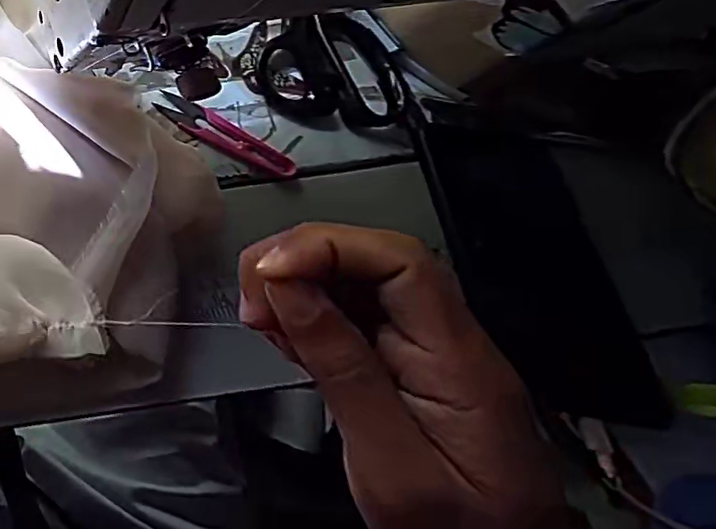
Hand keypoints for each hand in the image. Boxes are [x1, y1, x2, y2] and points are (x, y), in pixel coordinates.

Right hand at [237, 223, 564, 528]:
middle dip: (296, 261)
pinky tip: (282, 332)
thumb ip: (342, 371)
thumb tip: (286, 287)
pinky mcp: (397, 354)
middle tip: (254, 298)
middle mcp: (447, 341)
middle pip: (367, 256)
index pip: (398, 260)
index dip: (325, 246)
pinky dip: (299, 307)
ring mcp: (422, 345)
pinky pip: (342, 303)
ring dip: (291, 283)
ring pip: (348, 274)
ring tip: (262, 319)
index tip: (270, 272)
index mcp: (462, 363)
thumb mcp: (394, 469)